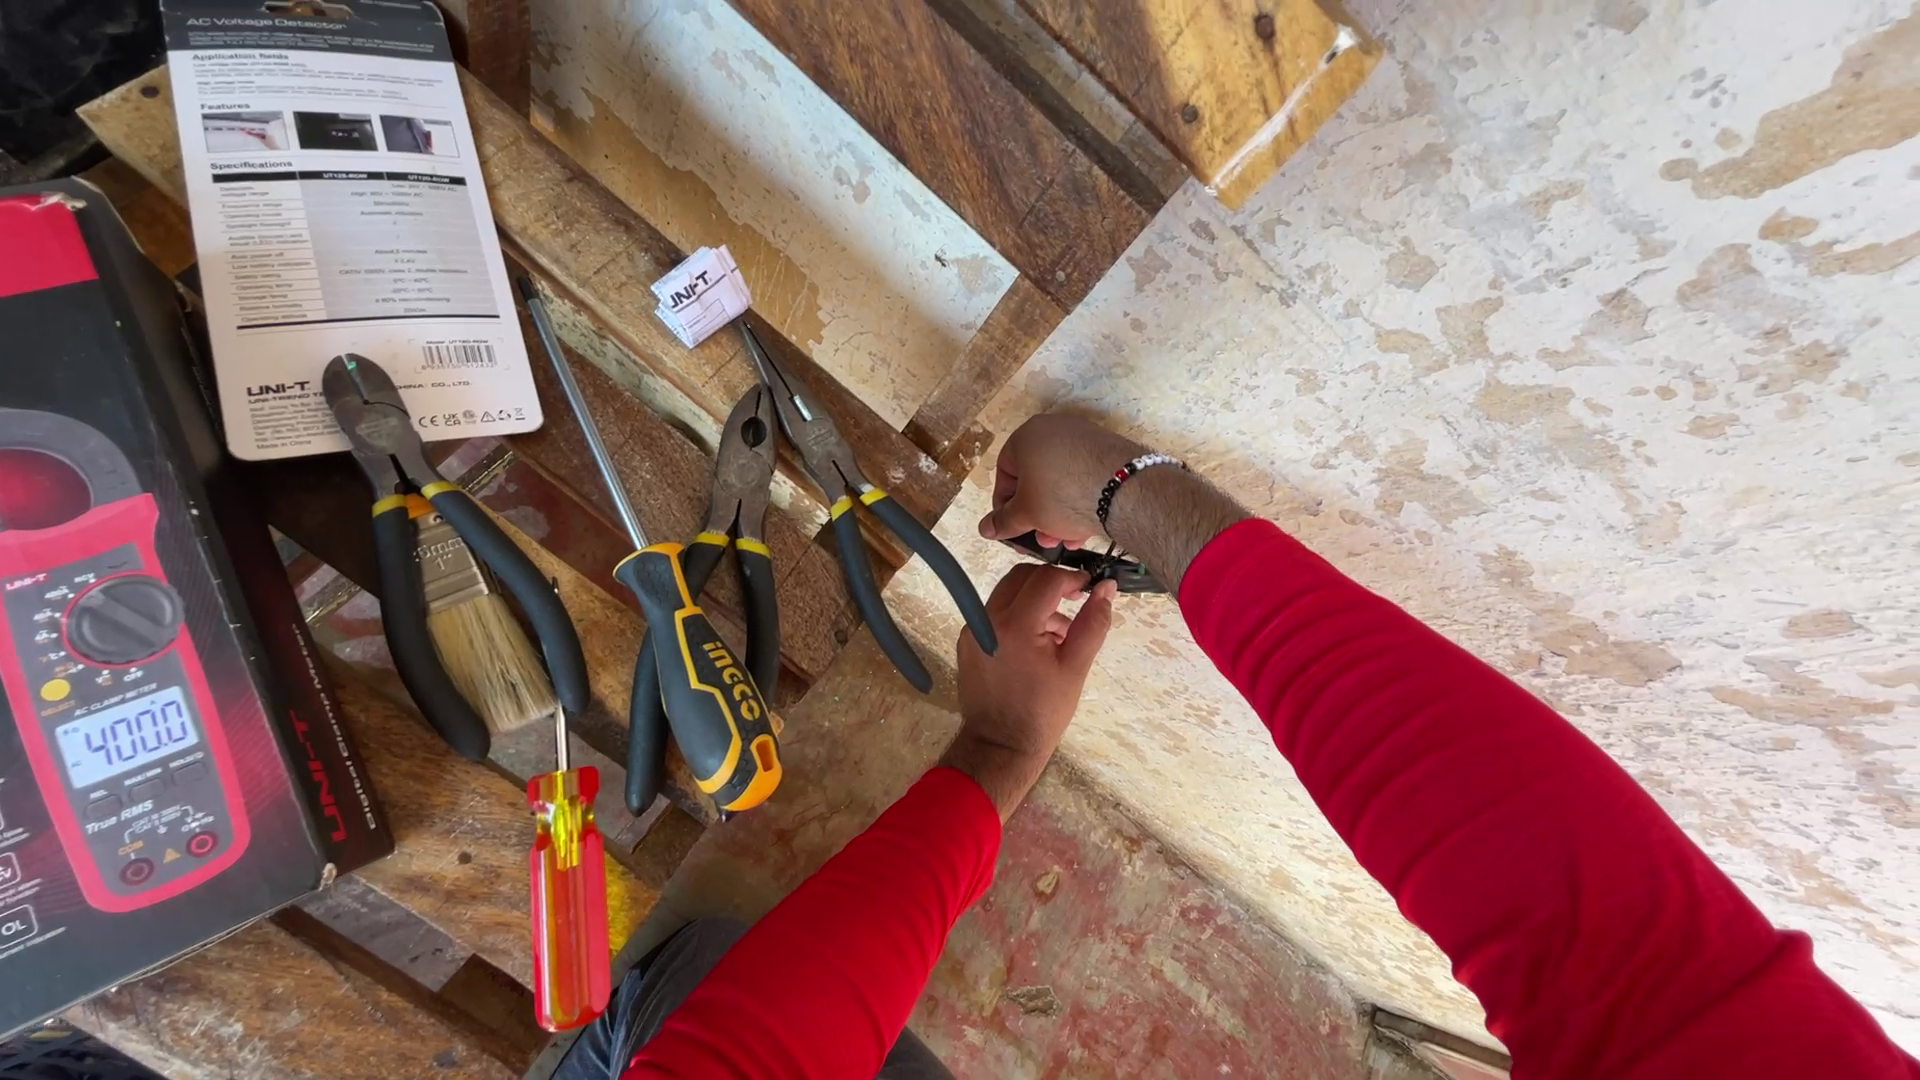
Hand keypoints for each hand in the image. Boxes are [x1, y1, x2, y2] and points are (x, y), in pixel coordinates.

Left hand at [942, 564, 1116, 819]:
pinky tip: (1036, 643)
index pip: (1046, 580)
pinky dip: (1018, 615)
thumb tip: (1106, 588)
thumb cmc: (1043, 712)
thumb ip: (1092, 623)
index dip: (1072, 578)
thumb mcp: (1075, 667)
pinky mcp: (967, 640)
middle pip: (1021, 577)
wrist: (1000, 746)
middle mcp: (986, 620)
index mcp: (1014, 626)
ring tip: (1059, 633)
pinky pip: (995, 612)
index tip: (1089, 588)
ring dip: (1035, 600)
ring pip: (1007, 592)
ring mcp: (972, 629)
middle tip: (1074, 601)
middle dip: (1051, 583)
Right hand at [978, 415, 1146, 547]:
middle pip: (1035, 477)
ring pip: (1061, 480)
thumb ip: (1003, 522)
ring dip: (1058, 513)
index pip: (1004, 471)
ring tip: (1064, 539)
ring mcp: (1084, 437)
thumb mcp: (1026, 514)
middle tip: (1041, 539)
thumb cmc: (1062, 495)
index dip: (1005, 504)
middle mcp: (1054, 429)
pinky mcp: (1109, 449)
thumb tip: (985, 528)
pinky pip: (1085, 477)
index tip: (1012, 527)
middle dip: (1036, 514)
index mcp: (1025, 435)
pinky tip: (1084, 528)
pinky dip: (1080, 500)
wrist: (1123, 489)